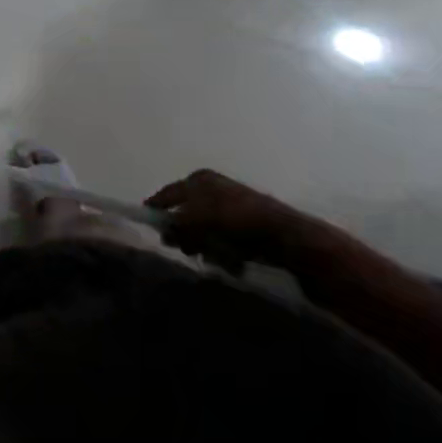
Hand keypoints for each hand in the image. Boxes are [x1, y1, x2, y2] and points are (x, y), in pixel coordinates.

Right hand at [146, 169, 324, 270]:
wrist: (291, 237)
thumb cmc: (236, 220)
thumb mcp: (196, 220)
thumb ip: (175, 225)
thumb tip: (163, 232)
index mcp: (199, 179)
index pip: (167, 193)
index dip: (157, 209)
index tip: (150, 228)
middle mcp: (214, 188)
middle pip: (187, 213)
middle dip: (186, 235)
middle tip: (188, 251)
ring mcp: (234, 207)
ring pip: (207, 230)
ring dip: (208, 247)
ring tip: (216, 260)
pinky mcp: (251, 226)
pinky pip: (227, 240)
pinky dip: (226, 252)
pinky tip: (234, 263)